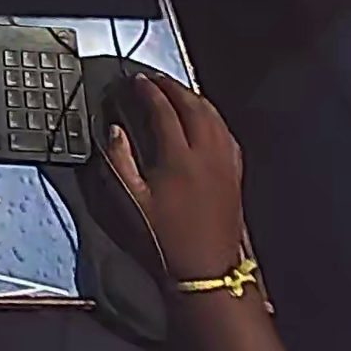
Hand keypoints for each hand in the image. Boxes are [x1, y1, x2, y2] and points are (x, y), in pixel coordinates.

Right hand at [106, 75, 244, 280]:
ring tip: (177, 90)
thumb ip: (119, 159)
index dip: (149, 92)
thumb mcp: (132, 198)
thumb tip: (115, 130)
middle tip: (155, 79)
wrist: (207, 272)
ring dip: (195, 98)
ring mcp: (225, 165)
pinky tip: (204, 117)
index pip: (164, 112)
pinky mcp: (235, 175)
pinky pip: (227, 134)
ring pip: (215, 118)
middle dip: (174, 88)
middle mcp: (206, 155)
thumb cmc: (164, 235)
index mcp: (179, 158)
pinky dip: (213, 117)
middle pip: (194, 108)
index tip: (136, 81)